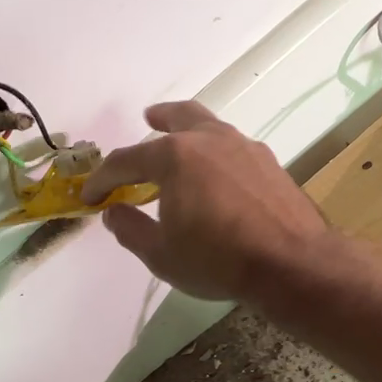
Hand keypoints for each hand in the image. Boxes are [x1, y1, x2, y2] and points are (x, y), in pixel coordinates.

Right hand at [82, 102, 329, 302]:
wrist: (291, 263)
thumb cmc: (217, 260)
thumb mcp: (161, 254)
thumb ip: (131, 229)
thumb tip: (113, 212)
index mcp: (175, 156)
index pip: (127, 161)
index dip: (103, 179)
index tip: (90, 196)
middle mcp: (209, 140)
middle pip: (179, 117)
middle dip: (159, 117)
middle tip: (148, 117)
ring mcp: (245, 148)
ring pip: (211, 128)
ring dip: (192, 131)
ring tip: (185, 143)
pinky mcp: (270, 165)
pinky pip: (234, 148)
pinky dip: (218, 153)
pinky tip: (220, 174)